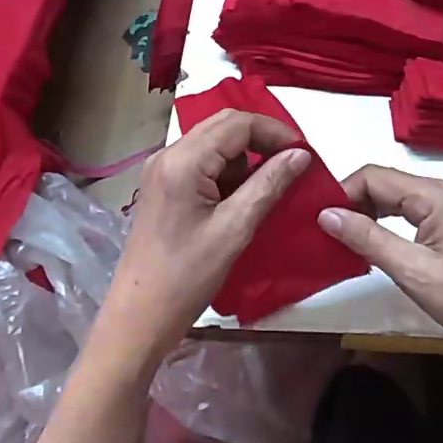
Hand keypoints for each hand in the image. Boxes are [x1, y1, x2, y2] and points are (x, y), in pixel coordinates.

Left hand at [100, 110, 310, 361]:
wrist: (138, 318)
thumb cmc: (186, 277)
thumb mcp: (235, 229)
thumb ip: (269, 184)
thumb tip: (301, 154)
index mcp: (183, 161)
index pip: (238, 123)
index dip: (275, 131)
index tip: (305, 153)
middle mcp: (168, 155)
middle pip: (224, 125)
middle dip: (263, 139)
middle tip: (294, 162)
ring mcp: (163, 169)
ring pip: (215, 142)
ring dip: (246, 156)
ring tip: (271, 184)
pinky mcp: (164, 186)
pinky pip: (204, 162)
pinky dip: (229, 171)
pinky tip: (244, 196)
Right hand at [317, 166, 442, 383]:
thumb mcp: (412, 271)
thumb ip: (368, 239)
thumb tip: (326, 214)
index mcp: (436, 195)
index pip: (376, 176)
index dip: (343, 192)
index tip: (317, 218)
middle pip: (385, 183)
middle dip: (352, 202)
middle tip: (322, 231)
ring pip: (395, 199)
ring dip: (367, 214)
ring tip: (340, 239)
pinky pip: (408, 214)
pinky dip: (385, 225)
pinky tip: (369, 244)